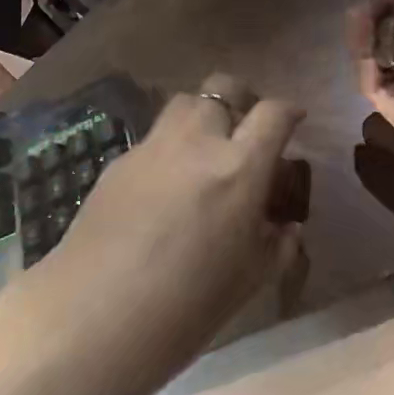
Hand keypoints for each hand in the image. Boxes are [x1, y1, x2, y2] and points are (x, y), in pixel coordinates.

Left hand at [37, 74, 309, 363]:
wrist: (100, 307)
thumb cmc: (189, 303)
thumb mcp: (250, 276)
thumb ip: (275, 242)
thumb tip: (283, 223)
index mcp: (238, 168)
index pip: (272, 114)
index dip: (288, 111)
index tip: (293, 120)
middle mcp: (194, 142)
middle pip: (221, 88)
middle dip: (241, 99)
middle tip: (245, 130)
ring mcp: (151, 146)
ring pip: (183, 104)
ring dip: (202, 115)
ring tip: (206, 150)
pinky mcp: (118, 160)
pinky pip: (153, 138)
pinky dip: (169, 147)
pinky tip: (165, 184)